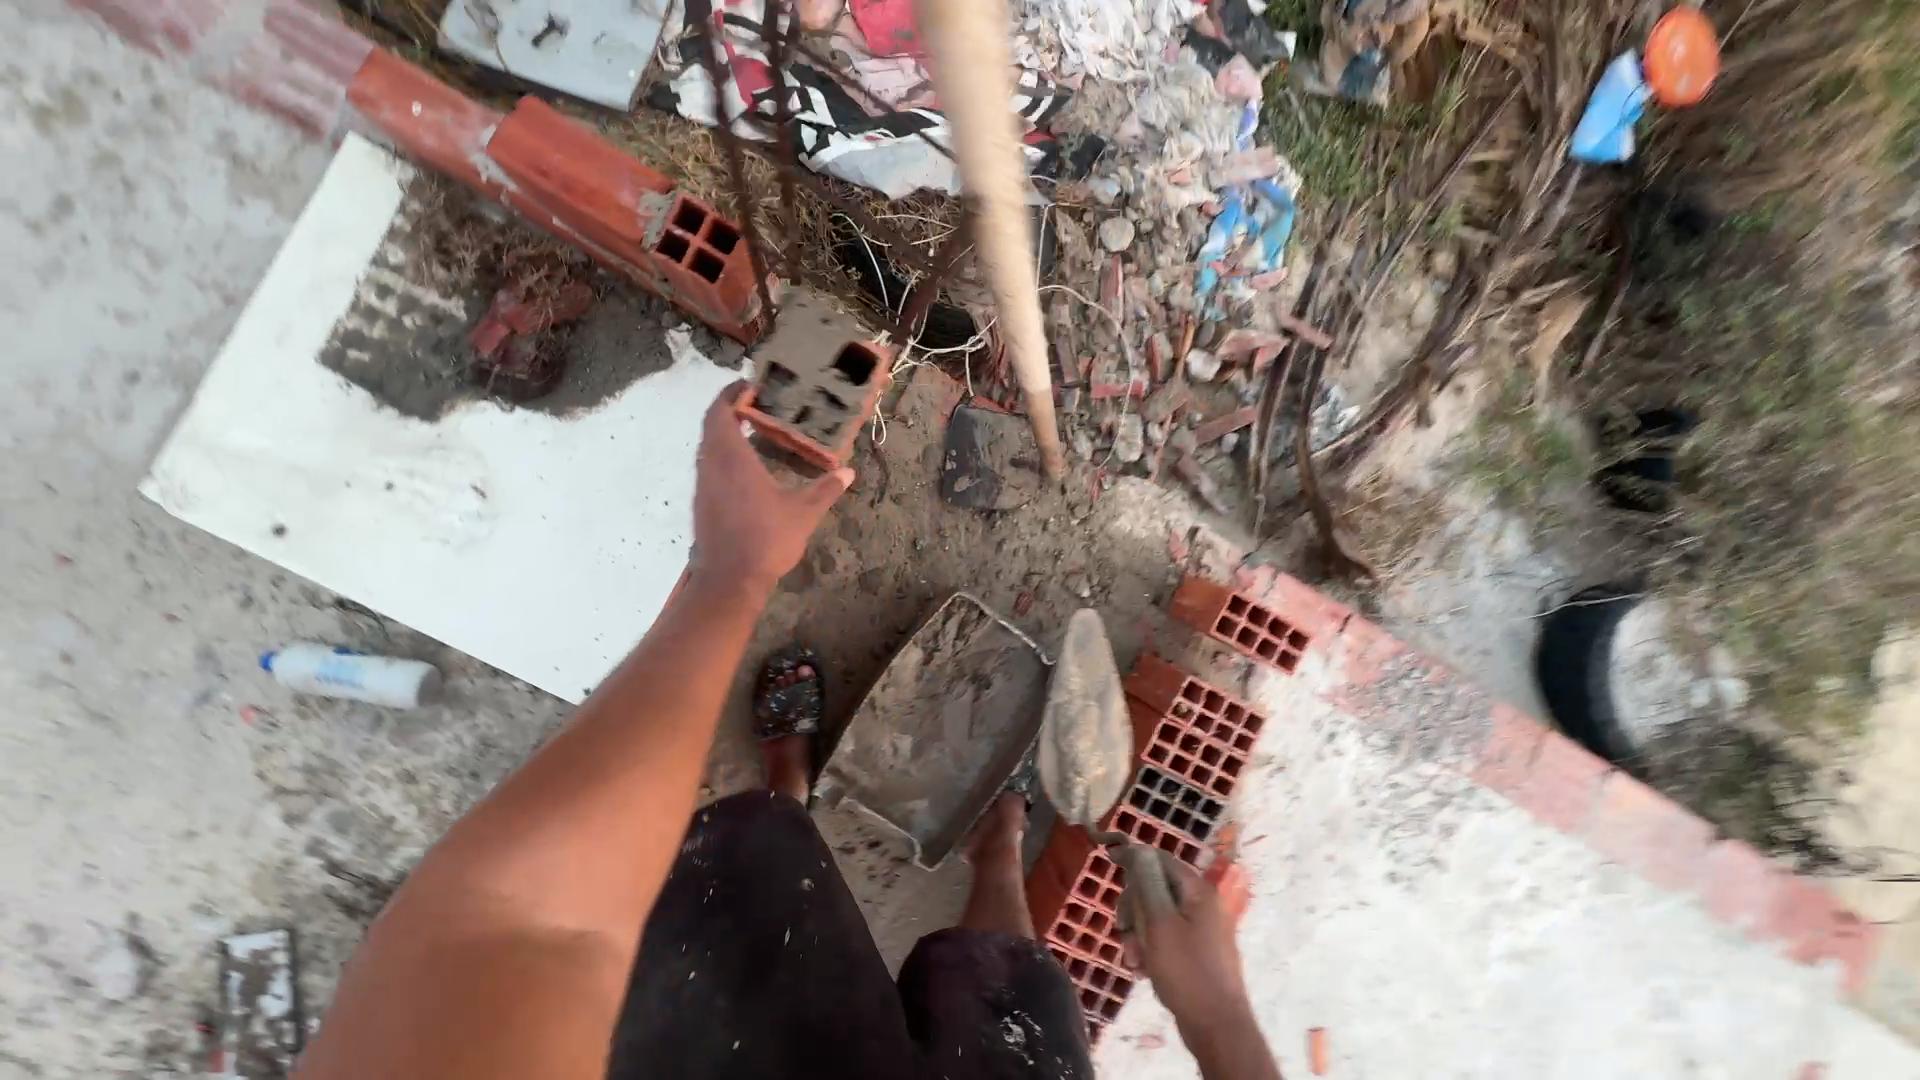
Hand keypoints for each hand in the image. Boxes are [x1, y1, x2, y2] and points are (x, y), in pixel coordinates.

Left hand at [689, 383, 853, 596]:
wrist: (730, 580)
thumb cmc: (766, 539)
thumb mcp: (804, 513)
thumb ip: (825, 489)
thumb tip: (847, 472)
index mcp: (732, 458)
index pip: (721, 412)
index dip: (731, 394)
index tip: (750, 385)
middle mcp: (711, 465)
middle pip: (712, 426)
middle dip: (731, 411)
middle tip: (758, 405)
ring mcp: (703, 486)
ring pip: (708, 448)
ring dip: (726, 435)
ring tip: (755, 432)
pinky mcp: (702, 504)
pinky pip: (710, 467)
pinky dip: (724, 456)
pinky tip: (747, 468)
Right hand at [1125, 854, 1252, 1029]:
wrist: (1217, 1028)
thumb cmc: (1186, 971)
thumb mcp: (1159, 923)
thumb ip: (1147, 883)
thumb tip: (1138, 848)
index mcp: (1197, 891)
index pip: (1160, 859)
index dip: (1134, 858)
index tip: (1109, 860)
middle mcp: (1201, 904)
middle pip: (1154, 888)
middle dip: (1133, 909)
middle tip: (1124, 931)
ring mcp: (1200, 929)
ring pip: (1155, 915)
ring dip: (1138, 933)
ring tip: (1133, 959)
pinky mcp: (1195, 951)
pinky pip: (1164, 937)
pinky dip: (1149, 949)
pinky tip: (1142, 969)